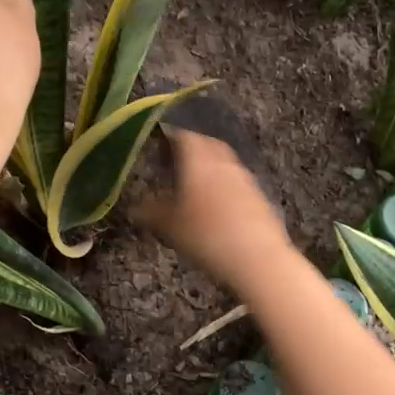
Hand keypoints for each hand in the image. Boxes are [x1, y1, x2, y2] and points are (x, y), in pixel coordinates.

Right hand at [135, 128, 295, 291]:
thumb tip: (135, 209)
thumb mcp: (170, 226)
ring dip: (210, 167)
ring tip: (194, 185)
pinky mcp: (259, 196)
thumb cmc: (207, 235)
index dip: (170, 138)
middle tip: (176, 162)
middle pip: (207, 144)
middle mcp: (223, 161)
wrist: (258, 257)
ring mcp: (245, 178)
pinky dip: (224, 185)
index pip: (184, 136)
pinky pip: (236, 181)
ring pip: (224, 162)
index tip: (158, 147)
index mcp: (199, 160)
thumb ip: (151, 213)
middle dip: (192, 149)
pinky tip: (216, 206)